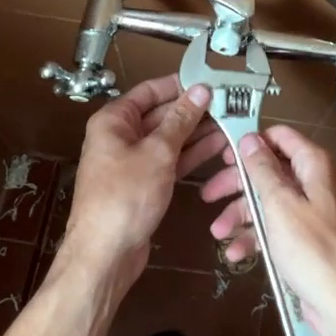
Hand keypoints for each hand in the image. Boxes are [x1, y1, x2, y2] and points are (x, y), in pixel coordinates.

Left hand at [59, 75, 227, 280]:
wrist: (105, 255)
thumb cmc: (125, 197)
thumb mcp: (158, 152)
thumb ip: (181, 120)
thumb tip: (200, 90)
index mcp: (114, 121)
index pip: (150, 91)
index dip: (179, 84)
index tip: (209, 81)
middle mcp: (120, 137)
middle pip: (160, 114)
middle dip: (193, 110)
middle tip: (228, 103)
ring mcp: (132, 162)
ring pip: (168, 138)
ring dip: (196, 132)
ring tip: (230, 122)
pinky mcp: (143, 184)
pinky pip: (169, 160)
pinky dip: (190, 154)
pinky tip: (216, 146)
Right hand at [201, 125, 335, 329]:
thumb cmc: (310, 248)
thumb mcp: (280, 204)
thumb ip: (262, 169)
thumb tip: (250, 137)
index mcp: (315, 165)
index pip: (280, 137)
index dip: (251, 143)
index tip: (223, 156)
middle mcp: (315, 182)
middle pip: (271, 170)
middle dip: (238, 183)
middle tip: (208, 195)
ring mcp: (312, 210)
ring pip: (270, 200)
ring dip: (242, 214)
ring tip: (217, 233)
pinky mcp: (307, 237)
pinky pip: (277, 226)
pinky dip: (257, 235)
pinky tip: (236, 253)